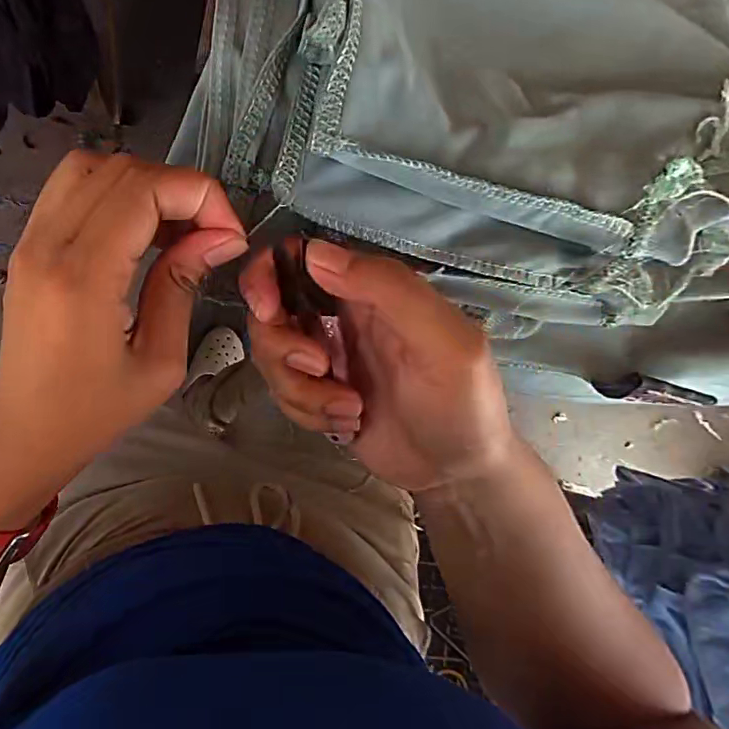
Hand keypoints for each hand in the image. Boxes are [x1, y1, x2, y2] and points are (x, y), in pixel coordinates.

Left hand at [0, 152, 247, 528]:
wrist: (25, 431)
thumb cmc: (93, 412)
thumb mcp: (159, 361)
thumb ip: (183, 285)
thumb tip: (219, 236)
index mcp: (82, 277)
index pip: (145, 189)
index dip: (200, 196)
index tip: (229, 235)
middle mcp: (48, 245)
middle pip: (121, 169)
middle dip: (179, 188)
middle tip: (207, 233)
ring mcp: (29, 240)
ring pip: (90, 166)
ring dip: (143, 183)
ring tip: (171, 227)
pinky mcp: (25, 245)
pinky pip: (69, 188)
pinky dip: (111, 191)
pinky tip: (136, 230)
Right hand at [241, 239, 520, 491]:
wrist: (456, 476)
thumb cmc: (461, 401)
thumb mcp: (440, 340)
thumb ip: (386, 288)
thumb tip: (314, 252)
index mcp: (367, 289)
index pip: (298, 257)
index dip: (267, 275)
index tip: (268, 311)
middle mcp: (336, 315)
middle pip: (268, 309)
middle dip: (281, 345)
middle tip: (319, 368)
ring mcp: (321, 355)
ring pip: (270, 355)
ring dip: (303, 389)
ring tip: (351, 408)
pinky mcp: (312, 393)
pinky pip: (280, 392)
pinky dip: (309, 412)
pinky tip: (349, 422)